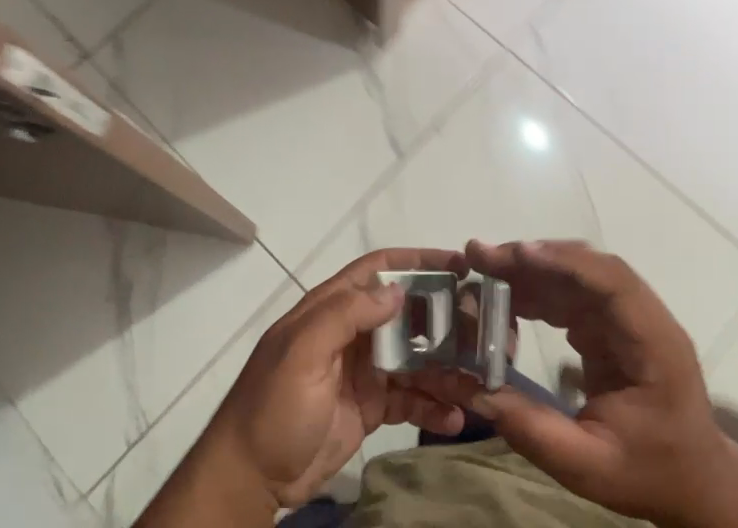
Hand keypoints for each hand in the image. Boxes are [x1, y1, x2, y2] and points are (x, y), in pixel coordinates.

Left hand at [201, 248, 467, 507]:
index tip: (459, 266)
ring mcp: (362, 371)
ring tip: (479, 382)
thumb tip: (397, 290)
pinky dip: (433, 405)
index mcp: (329, 310)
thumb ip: (345, 315)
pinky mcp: (370, 406)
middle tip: (485, 331)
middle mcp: (350, 334)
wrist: (252, 474)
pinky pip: (410, 398)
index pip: (377, 271)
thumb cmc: (273, 407)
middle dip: (443, 319)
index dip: (416, 262)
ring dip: (446, 367)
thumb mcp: (302, 353)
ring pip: (414, 358)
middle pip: (404, 314)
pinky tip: (456, 417)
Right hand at [411, 240, 737, 527]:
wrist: (691, 483)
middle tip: (481, 257)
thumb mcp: (586, 467)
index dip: (565, 263)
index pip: (614, 284)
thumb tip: (472, 388)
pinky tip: (504, 298)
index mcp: (654, 347)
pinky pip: (572, 294)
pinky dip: (537, 290)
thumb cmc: (647, 473)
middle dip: (534, 258)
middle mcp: (644, 321)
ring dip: (530, 269)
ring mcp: (627, 321)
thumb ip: (530, 428)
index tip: (517, 254)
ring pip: (577, 276)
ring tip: (482, 270)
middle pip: (589, 269)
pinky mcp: (611, 328)